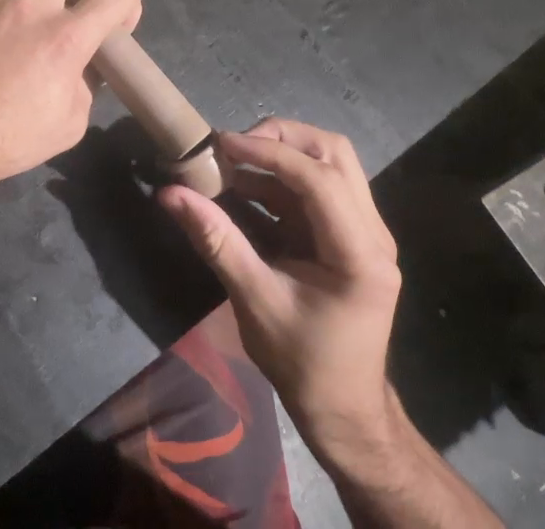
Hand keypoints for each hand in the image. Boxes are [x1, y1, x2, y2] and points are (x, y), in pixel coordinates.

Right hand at [158, 120, 402, 458]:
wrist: (342, 406)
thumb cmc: (302, 360)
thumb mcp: (253, 300)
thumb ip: (216, 241)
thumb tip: (170, 194)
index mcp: (359, 253)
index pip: (319, 179)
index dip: (268, 153)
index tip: (220, 145)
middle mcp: (373, 233)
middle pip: (334, 154)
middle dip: (280, 138)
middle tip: (230, 148)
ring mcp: (365, 232)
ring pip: (330, 164)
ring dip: (280, 154)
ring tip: (230, 163)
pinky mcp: (349, 236)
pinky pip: (318, 188)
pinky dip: (281, 178)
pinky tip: (244, 186)